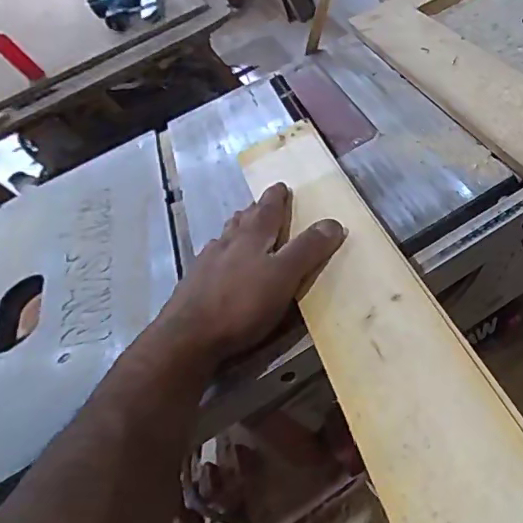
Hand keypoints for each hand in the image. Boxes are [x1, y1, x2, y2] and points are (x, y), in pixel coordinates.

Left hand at [151, 183, 344, 366]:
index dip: (276, 198)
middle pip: (243, 221)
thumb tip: (332, 222)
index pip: (267, 210)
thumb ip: (307, 250)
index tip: (281, 186)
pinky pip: (213, 260)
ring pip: (226, 238)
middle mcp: (227, 244)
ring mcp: (206, 264)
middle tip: (262, 204)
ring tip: (243, 227)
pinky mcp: (194, 285)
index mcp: (251, 238)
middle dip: (255, 211)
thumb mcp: (284, 277)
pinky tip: (222, 264)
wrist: (189, 336)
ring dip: (237, 230)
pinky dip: (223, 255)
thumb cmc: (242, 305)